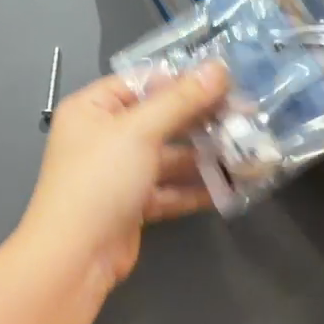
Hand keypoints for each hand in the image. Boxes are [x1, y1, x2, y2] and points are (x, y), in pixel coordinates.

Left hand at [15, 64, 230, 292]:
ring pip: (167, 156)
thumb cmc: (100, 181)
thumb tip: (219, 67)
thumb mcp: (140, 131)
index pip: (141, 80)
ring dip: (204, 155)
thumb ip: (181, 100)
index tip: (227, 80)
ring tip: (248, 150)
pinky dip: (196, 188)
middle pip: (158, 119)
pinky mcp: (132, 205)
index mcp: (91, 108)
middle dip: (201, 119)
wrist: (75, 256)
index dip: (182, 79)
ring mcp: (117, 172)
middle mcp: (103, 136)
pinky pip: (168, 189)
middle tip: (248, 115)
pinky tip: (232, 185)